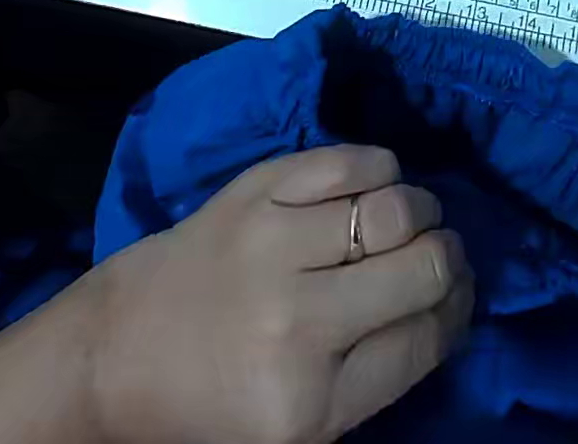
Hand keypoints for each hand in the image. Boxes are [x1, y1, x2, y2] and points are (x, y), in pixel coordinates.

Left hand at [0, 146, 471, 443]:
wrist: (117, 350)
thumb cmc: (210, 403)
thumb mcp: (298, 431)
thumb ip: (376, 374)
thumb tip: (447, 302)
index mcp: (309, 404)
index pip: (426, 339)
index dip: (458, 311)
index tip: (459, 296)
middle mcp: (298, 320)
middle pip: (424, 266)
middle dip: (451, 258)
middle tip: (443, 254)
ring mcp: (273, 241)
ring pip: (395, 206)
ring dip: (420, 210)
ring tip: (411, 218)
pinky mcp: (255, 188)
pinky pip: (347, 160)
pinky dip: (379, 166)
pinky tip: (377, 182)